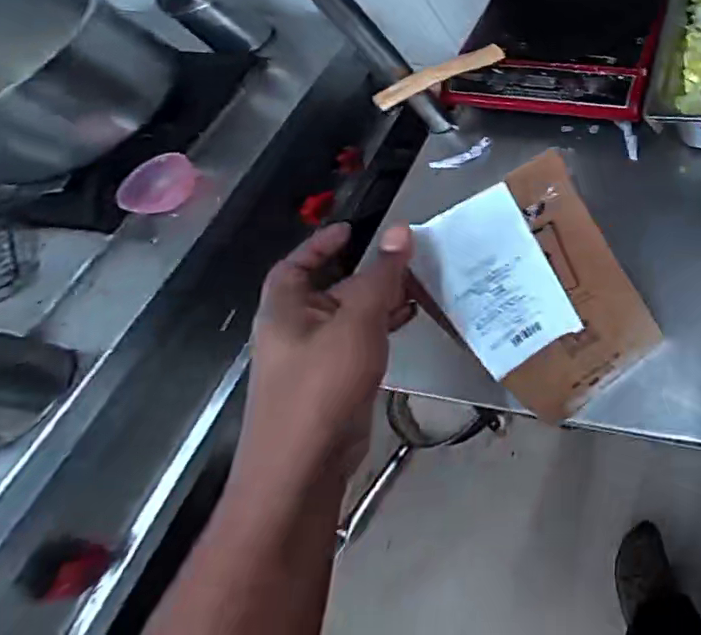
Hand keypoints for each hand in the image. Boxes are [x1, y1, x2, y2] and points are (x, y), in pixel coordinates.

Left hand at [239, 223, 416, 481]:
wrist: (302, 470)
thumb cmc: (322, 386)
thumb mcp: (357, 321)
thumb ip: (381, 276)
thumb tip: (401, 231)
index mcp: (284, 311)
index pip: (294, 265)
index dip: (320, 245)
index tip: (353, 230)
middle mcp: (293, 332)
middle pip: (328, 289)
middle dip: (364, 272)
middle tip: (403, 259)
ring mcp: (312, 361)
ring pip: (348, 317)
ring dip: (378, 300)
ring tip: (416, 287)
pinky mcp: (332, 385)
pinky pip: (357, 343)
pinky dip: (380, 328)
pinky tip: (407, 324)